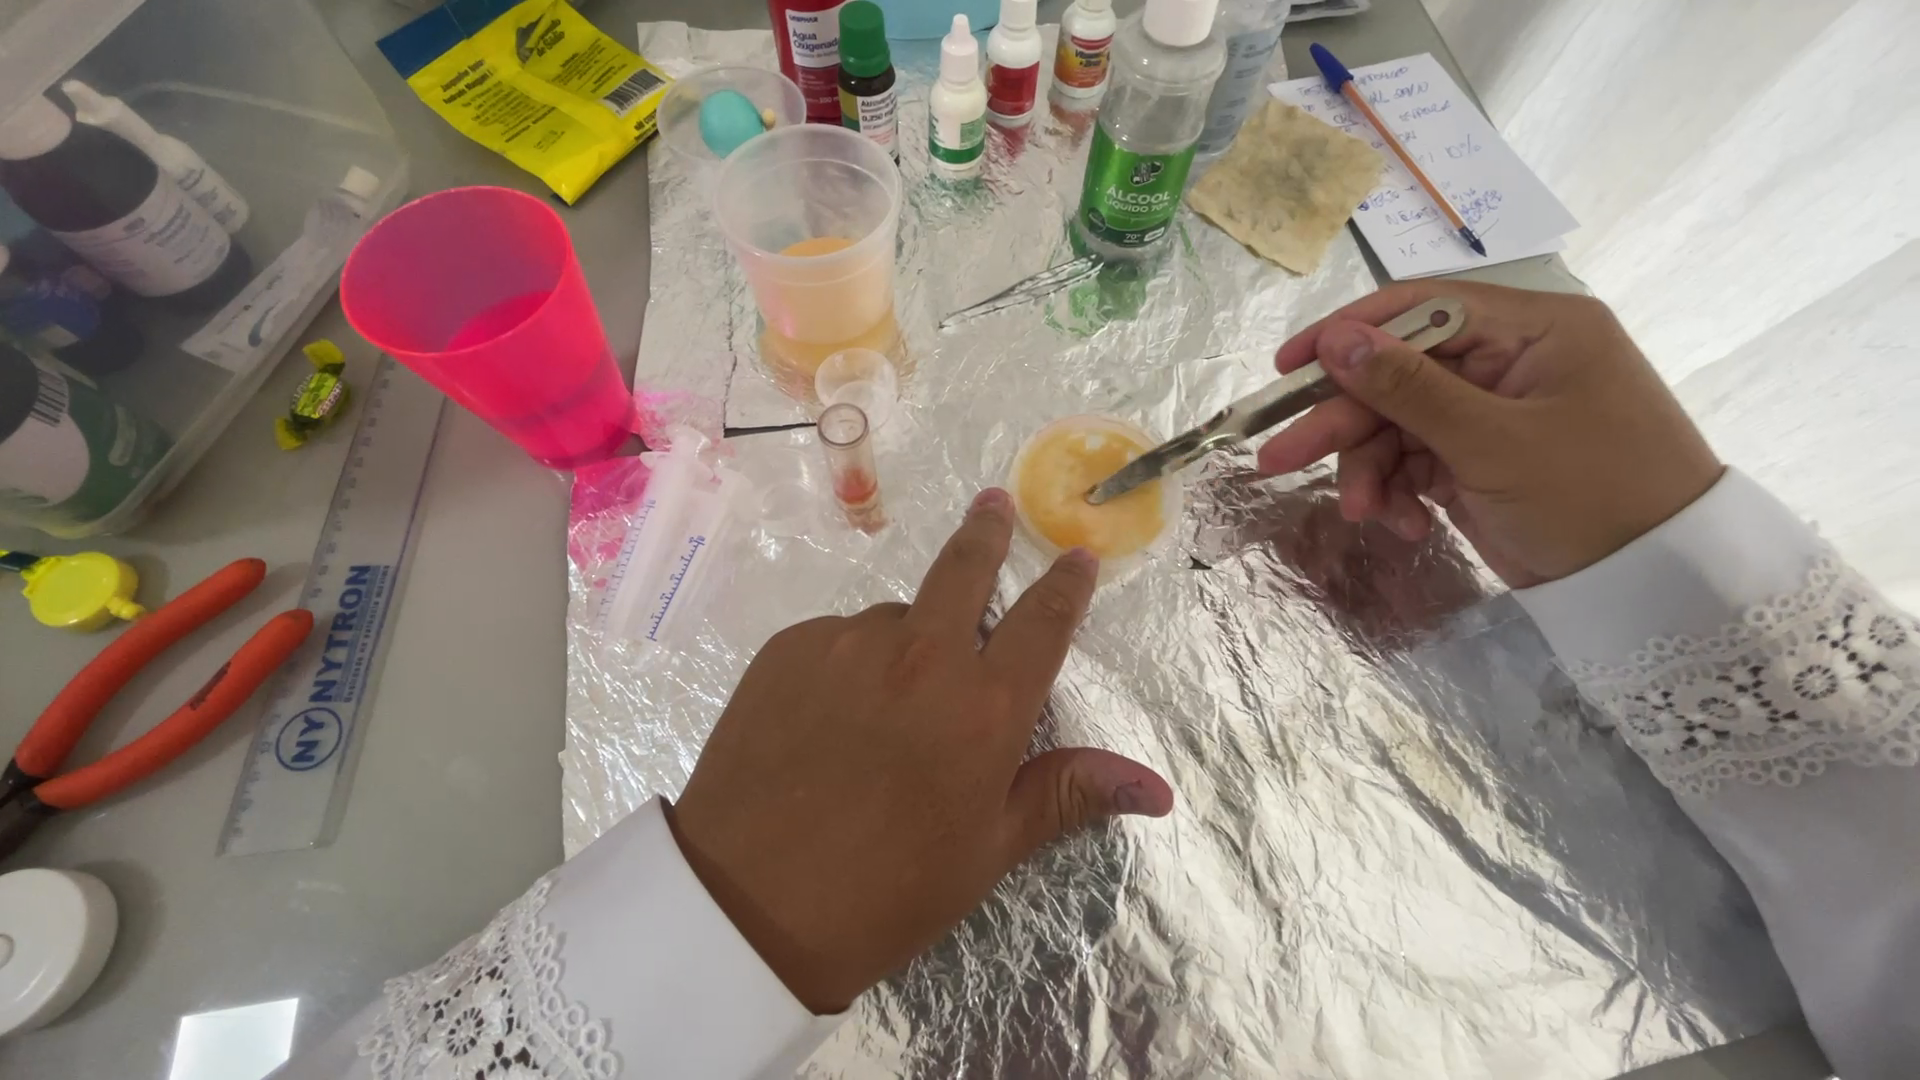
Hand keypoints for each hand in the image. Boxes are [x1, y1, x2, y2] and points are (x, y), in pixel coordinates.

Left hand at [666, 489, 1174, 1013]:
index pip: (1043, 624)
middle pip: (964, 569)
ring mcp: (849, 642)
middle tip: (992, 503)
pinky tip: (829, 714)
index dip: (1065, 585)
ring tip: (884, 704)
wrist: (747, 904)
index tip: (1076, 554)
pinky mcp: (790, 646)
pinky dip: (849, 661)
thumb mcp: (988, 849)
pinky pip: (838, 637)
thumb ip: (1068, 794)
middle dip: (986, 532)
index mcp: (983, 707)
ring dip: (907, 637)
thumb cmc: (886, 890)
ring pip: (896, 617)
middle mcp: (921, 656)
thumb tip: (1160, 789)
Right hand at [1255, 281, 1722, 587]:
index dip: (1345, 335)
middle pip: (1394, 377)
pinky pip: (1411, 462)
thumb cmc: (1591, 495)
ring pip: (1393, 426)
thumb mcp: (1491, 441)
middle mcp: (1503, 362)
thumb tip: (1335, 339)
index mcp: (1528, 329)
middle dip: (1340, 424)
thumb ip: (1407, 388)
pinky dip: (1398, 492)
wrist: (1650, 582)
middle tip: (1277, 459)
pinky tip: (1406, 523)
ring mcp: (1486, 413)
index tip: (1286, 368)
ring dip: (1369, 470)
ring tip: (1367, 513)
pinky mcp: (1474, 457)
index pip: (1418, 309)